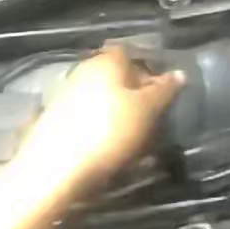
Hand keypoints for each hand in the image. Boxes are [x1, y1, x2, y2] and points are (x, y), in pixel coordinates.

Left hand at [11, 44, 185, 190]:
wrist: (50, 175)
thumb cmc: (107, 132)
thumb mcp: (148, 109)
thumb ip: (165, 89)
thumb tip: (179, 73)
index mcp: (105, 62)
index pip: (133, 53)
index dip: (151, 69)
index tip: (164, 90)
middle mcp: (82, 73)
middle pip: (117, 78)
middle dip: (136, 94)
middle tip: (154, 115)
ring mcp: (63, 99)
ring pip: (102, 100)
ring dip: (119, 114)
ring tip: (136, 139)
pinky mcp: (50, 126)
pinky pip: (86, 121)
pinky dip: (100, 130)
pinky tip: (111, 151)